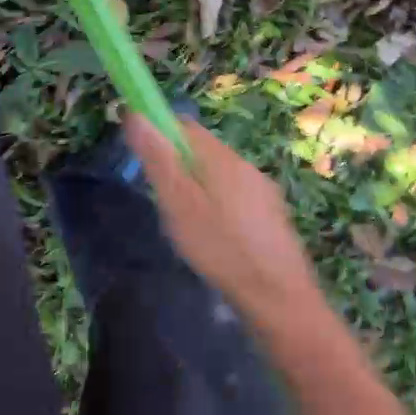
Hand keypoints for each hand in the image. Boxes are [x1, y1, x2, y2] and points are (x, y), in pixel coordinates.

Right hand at [126, 117, 324, 319]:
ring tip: (184, 220)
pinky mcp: (272, 216)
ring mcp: (262, 191)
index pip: (182, 125)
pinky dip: (216, 203)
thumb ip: (156, 157)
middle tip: (161, 197)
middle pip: (200, 149)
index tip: (141, 157)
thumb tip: (135, 113)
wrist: (280, 301)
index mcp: (220, 158)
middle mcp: (244, 165)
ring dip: (196, 184)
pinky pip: (234, 195)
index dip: (157, 132)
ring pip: (217, 173)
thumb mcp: (177, 202)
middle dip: (176, 163)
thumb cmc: (220, 248)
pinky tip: (213, 235)